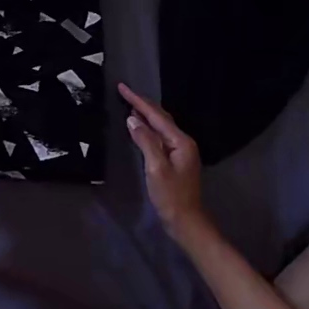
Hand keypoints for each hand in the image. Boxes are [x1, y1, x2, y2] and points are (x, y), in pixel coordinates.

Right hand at [119, 83, 209, 241]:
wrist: (186, 221)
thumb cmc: (171, 196)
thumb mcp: (156, 168)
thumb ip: (145, 141)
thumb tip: (133, 119)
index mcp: (181, 141)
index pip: (156, 115)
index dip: (138, 101)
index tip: (122, 87)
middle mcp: (183, 141)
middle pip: (161, 117)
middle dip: (142, 104)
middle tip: (124, 92)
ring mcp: (181, 150)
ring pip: (161, 126)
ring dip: (146, 114)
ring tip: (130, 104)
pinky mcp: (176, 159)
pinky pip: (160, 136)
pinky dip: (149, 128)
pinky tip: (141, 127)